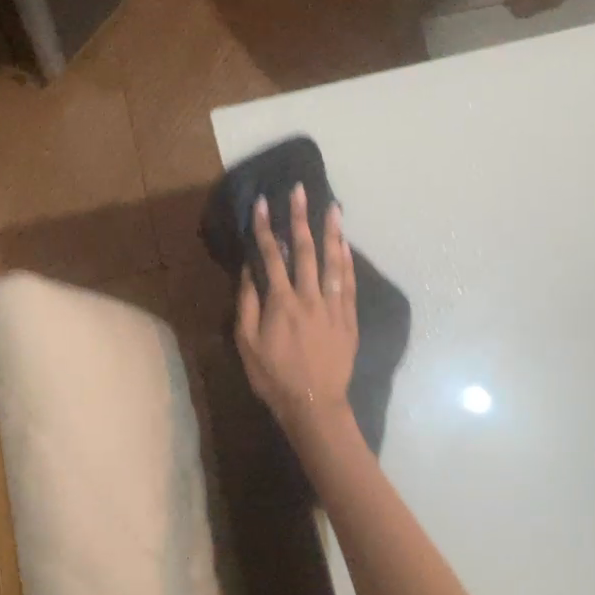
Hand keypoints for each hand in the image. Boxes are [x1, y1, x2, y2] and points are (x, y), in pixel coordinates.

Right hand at [236, 183, 357, 441]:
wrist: (313, 404)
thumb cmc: (273, 376)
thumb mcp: (246, 343)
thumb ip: (247, 304)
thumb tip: (249, 269)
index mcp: (280, 302)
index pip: (272, 256)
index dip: (267, 228)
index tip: (264, 203)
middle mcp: (309, 297)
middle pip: (305, 250)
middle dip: (301, 218)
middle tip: (301, 190)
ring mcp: (333, 307)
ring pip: (333, 262)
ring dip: (331, 232)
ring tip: (333, 206)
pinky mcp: (349, 319)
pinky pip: (349, 283)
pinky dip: (346, 261)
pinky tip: (344, 244)